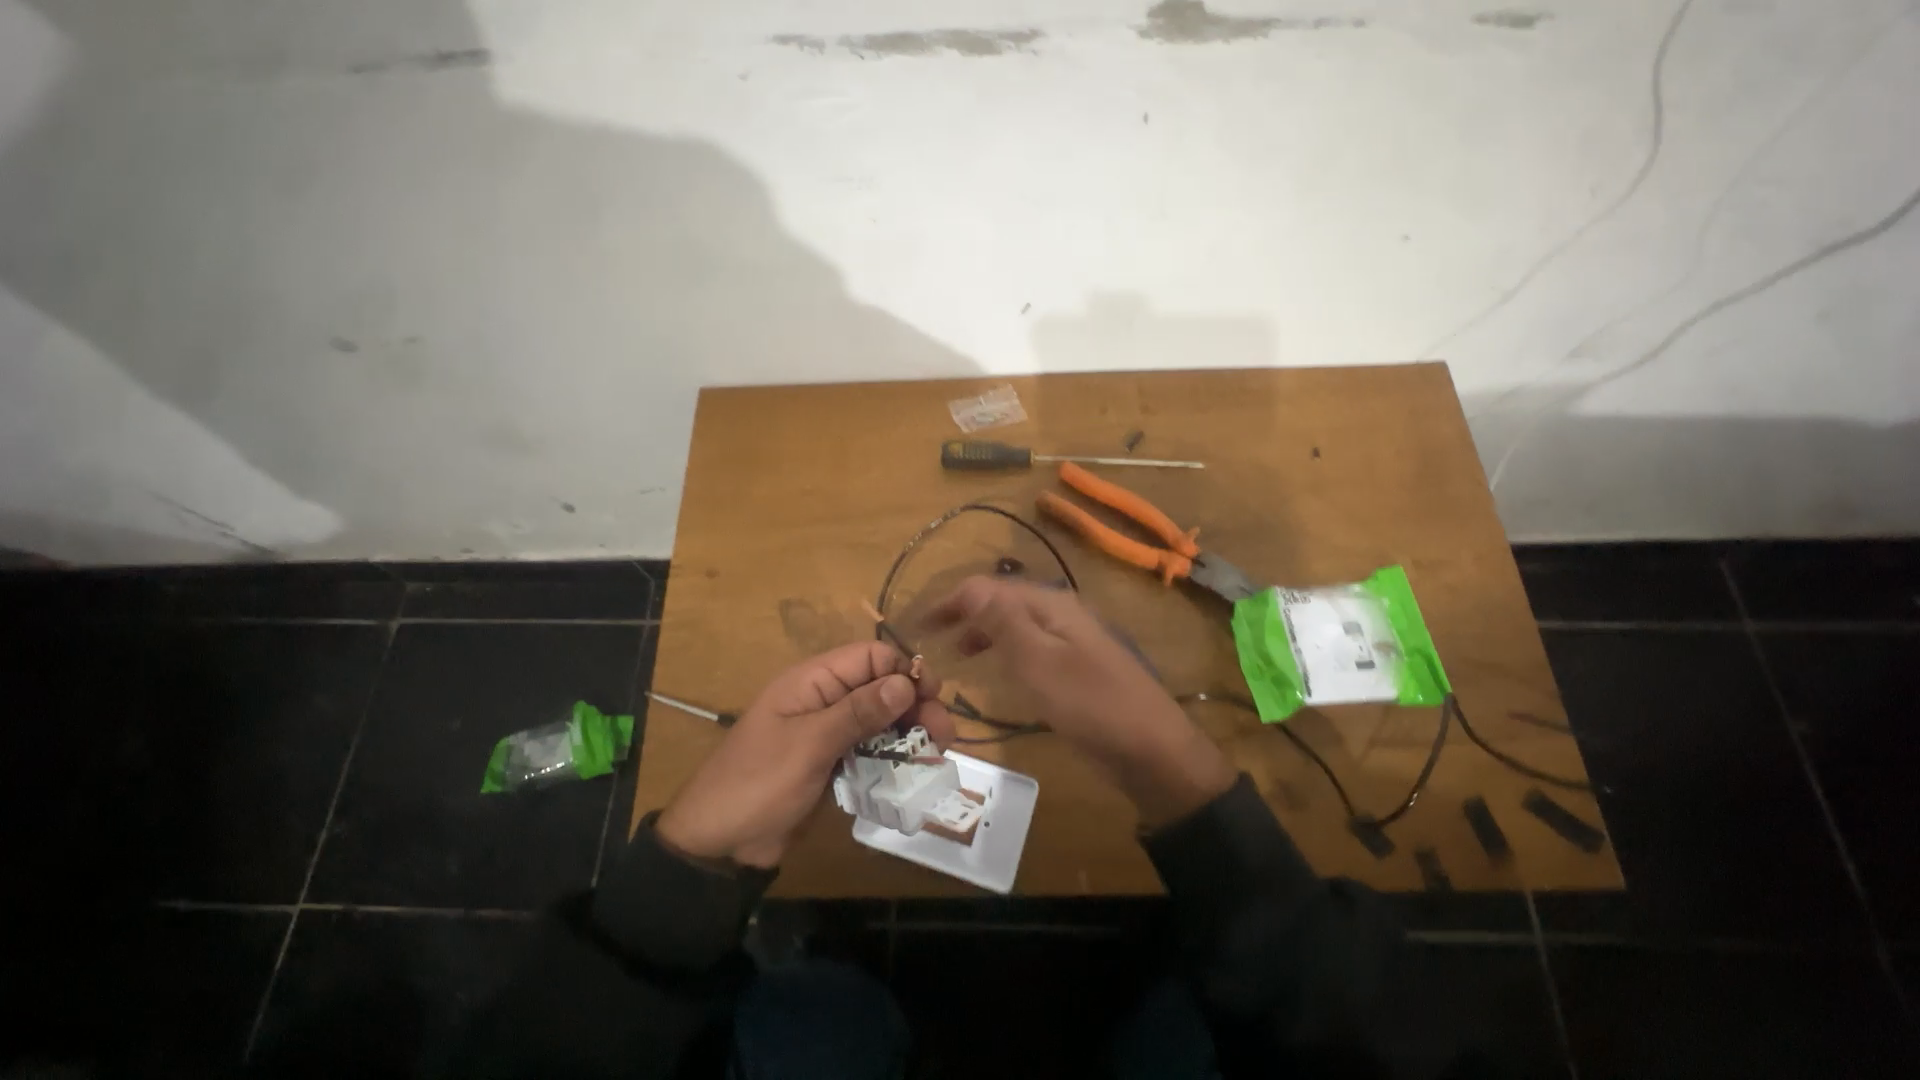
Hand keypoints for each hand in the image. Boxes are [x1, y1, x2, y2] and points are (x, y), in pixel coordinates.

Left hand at [655, 642, 951, 867]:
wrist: (718, 844)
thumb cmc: (758, 784)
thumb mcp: (810, 744)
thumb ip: (858, 712)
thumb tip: (906, 681)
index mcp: (812, 682)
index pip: (870, 657)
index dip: (904, 671)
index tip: (933, 698)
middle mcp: (823, 700)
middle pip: (881, 688)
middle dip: (916, 705)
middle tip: (945, 735)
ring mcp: (828, 734)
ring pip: (881, 721)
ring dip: (910, 733)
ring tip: (938, 754)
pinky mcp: (832, 765)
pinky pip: (871, 751)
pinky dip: (894, 757)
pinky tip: (916, 772)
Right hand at [920, 576, 1233, 824]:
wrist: (1150, 749)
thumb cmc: (1089, 704)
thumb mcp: (1038, 661)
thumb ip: (1003, 621)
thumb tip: (969, 587)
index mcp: (1051, 605)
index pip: (989, 587)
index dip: (951, 600)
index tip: (917, 624)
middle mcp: (1062, 614)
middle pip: (1004, 600)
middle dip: (965, 612)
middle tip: (931, 637)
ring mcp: (1073, 641)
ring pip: (1018, 624)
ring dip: (984, 630)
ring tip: (957, 653)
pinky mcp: (1079, 669)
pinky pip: (1032, 647)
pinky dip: (1006, 650)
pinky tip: (999, 670)